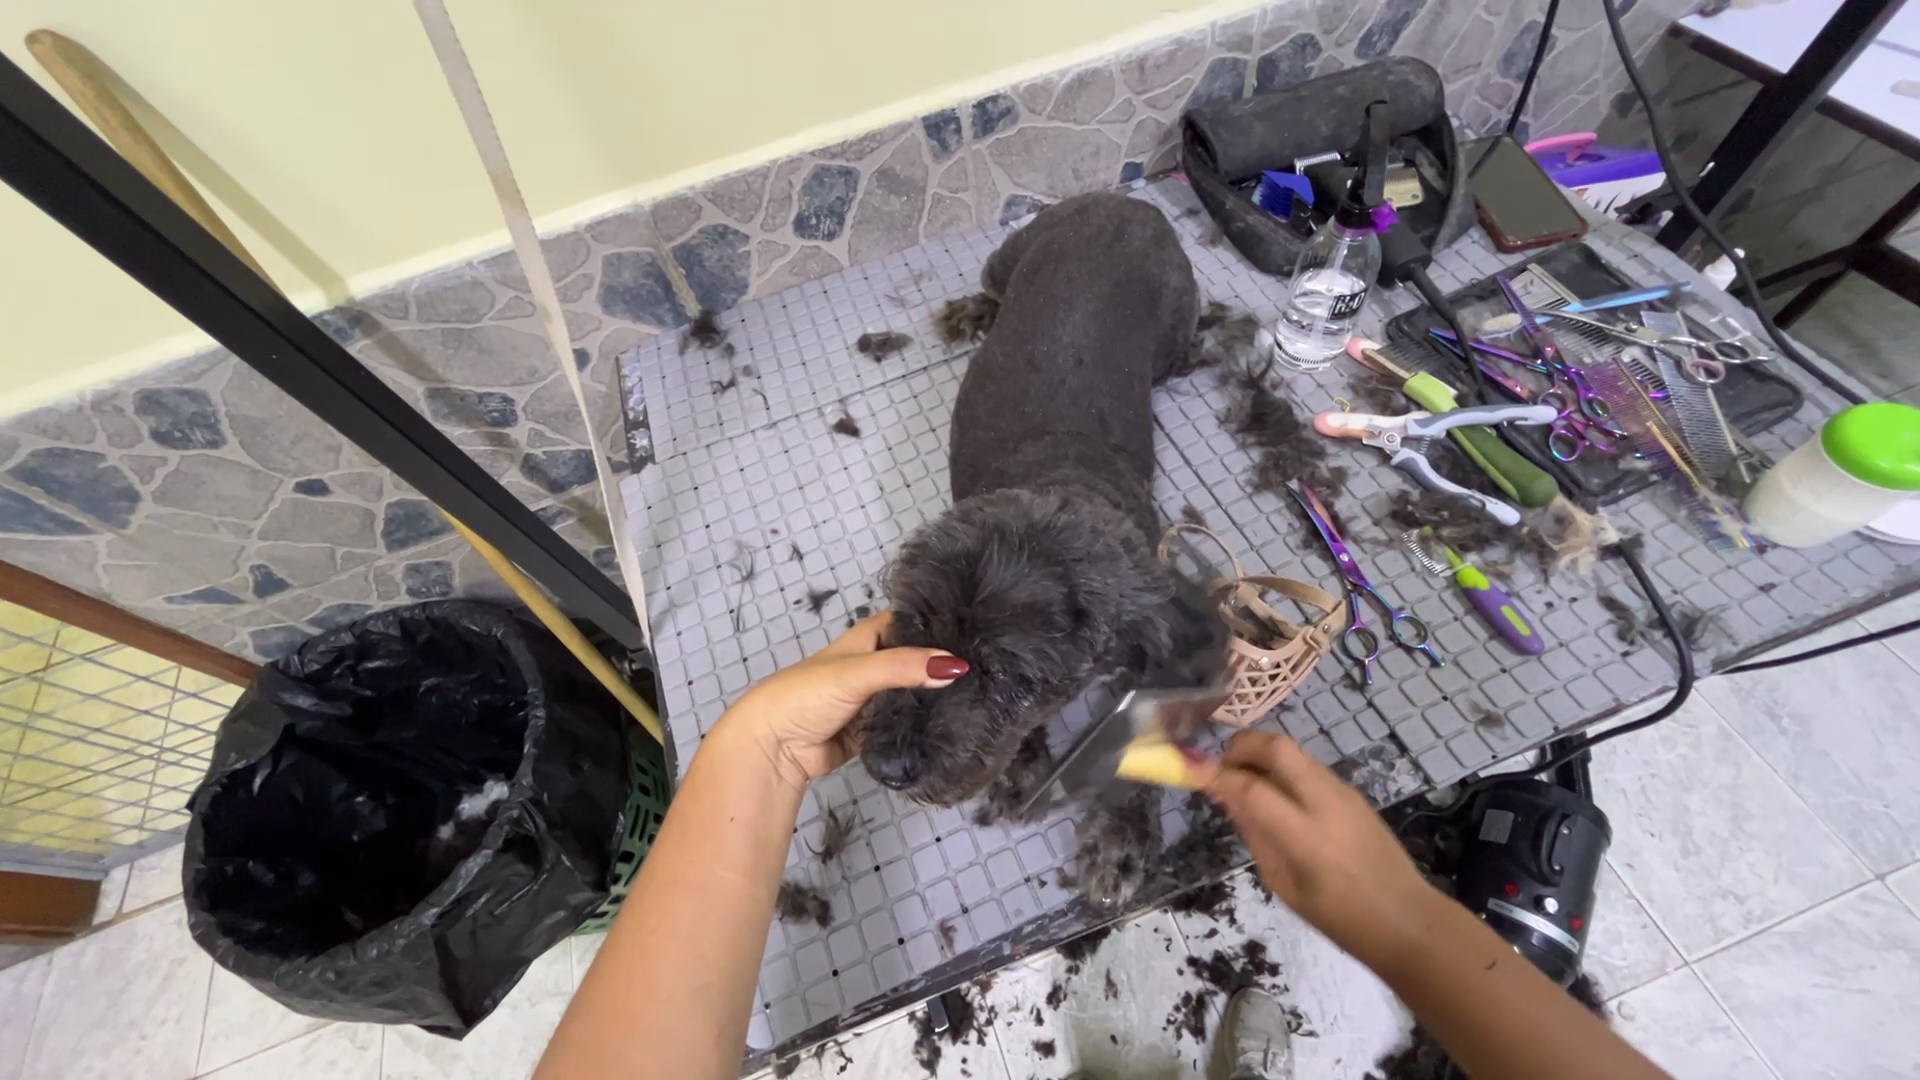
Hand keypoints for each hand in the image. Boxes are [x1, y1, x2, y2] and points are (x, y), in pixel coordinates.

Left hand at [710, 612, 967, 790]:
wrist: (772, 747)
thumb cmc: (806, 694)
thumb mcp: (856, 672)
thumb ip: (904, 668)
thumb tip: (957, 666)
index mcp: (869, 637)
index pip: (914, 619)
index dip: (942, 619)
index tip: (982, 624)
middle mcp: (877, 663)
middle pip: (919, 657)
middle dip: (947, 661)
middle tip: (993, 664)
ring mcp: (877, 697)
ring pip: (916, 692)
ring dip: (940, 694)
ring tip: (987, 691)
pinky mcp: (877, 729)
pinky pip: (908, 722)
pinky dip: (925, 723)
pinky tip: (958, 721)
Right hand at [1198, 730, 1440, 966]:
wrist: (1409, 920)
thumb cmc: (1340, 917)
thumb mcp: (1284, 884)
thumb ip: (1254, 833)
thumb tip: (1225, 795)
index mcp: (1307, 837)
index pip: (1251, 789)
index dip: (1215, 775)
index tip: (1190, 769)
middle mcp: (1325, 803)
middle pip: (1276, 747)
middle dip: (1240, 746)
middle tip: (1223, 766)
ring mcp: (1342, 792)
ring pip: (1291, 750)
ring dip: (1259, 754)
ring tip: (1244, 781)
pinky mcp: (1351, 791)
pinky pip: (1305, 765)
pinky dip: (1280, 768)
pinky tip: (1274, 794)